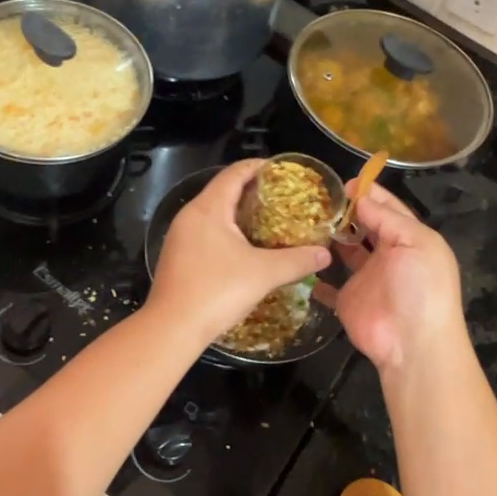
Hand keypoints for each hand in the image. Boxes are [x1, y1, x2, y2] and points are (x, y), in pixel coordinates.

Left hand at [149, 160, 331, 342]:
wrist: (172, 328)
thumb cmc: (217, 291)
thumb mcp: (263, 274)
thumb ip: (296, 261)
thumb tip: (324, 255)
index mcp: (208, 208)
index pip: (234, 173)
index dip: (258, 167)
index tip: (281, 171)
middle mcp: (190, 216)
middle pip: (223, 191)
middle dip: (252, 191)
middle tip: (282, 199)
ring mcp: (180, 237)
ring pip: (214, 214)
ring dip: (239, 214)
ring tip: (269, 222)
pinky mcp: (178, 257)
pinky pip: (206, 233)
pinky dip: (227, 233)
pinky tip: (245, 250)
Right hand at [316, 181, 465, 373]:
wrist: (412, 342)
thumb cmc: (420, 287)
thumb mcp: (415, 242)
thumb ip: (388, 218)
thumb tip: (361, 197)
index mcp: (409, 239)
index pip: (387, 208)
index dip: (369, 193)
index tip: (344, 182)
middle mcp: (387, 255)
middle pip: (364, 227)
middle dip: (346, 212)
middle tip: (317, 198)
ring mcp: (366, 278)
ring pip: (344, 251)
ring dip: (329, 237)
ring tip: (305, 220)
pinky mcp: (347, 300)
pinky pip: (328, 286)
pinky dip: (316, 277)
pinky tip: (300, 260)